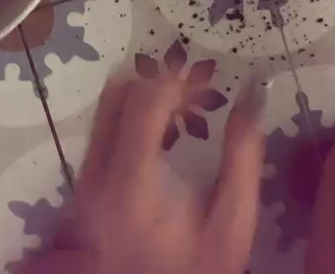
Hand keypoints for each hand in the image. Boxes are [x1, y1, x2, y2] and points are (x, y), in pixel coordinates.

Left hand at [32, 73, 266, 273]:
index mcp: (132, 183)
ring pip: (105, 109)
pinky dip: (129, 119)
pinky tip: (159, 140)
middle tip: (193, 93)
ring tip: (179, 113)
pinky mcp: (79, 191)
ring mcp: (82, 183)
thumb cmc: (193, 272)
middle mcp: (96, 175)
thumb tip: (255, 91)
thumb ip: (244, 155)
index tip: (205, 88)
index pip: (144, 100)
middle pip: (118, 94)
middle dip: (158, 81)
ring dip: (142, 97)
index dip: (177, 81)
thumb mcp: (231, 226)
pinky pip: (100, 132)